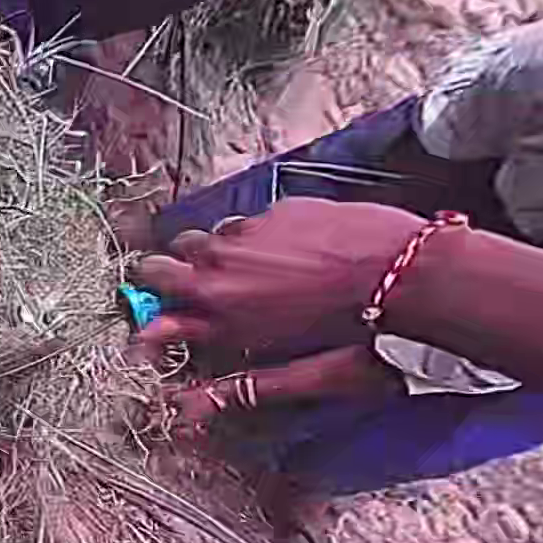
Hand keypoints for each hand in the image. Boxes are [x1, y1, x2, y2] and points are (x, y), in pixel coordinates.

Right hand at [131, 198, 427, 355]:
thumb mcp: (242, 335)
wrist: (396, 274)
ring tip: (263, 265)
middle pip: (183, 245)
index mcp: (202, 284)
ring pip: (224, 232)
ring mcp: (254, 224)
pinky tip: (298, 249)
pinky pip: (266, 218)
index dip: (154, 276)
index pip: (150, 269)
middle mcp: (219, 250)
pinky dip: (273, 232)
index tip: (165, 284)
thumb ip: (188, 329)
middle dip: (192, 259)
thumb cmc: (319, 317)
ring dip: (233, 246)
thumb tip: (146, 332)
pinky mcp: (289, 207)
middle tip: (217, 277)